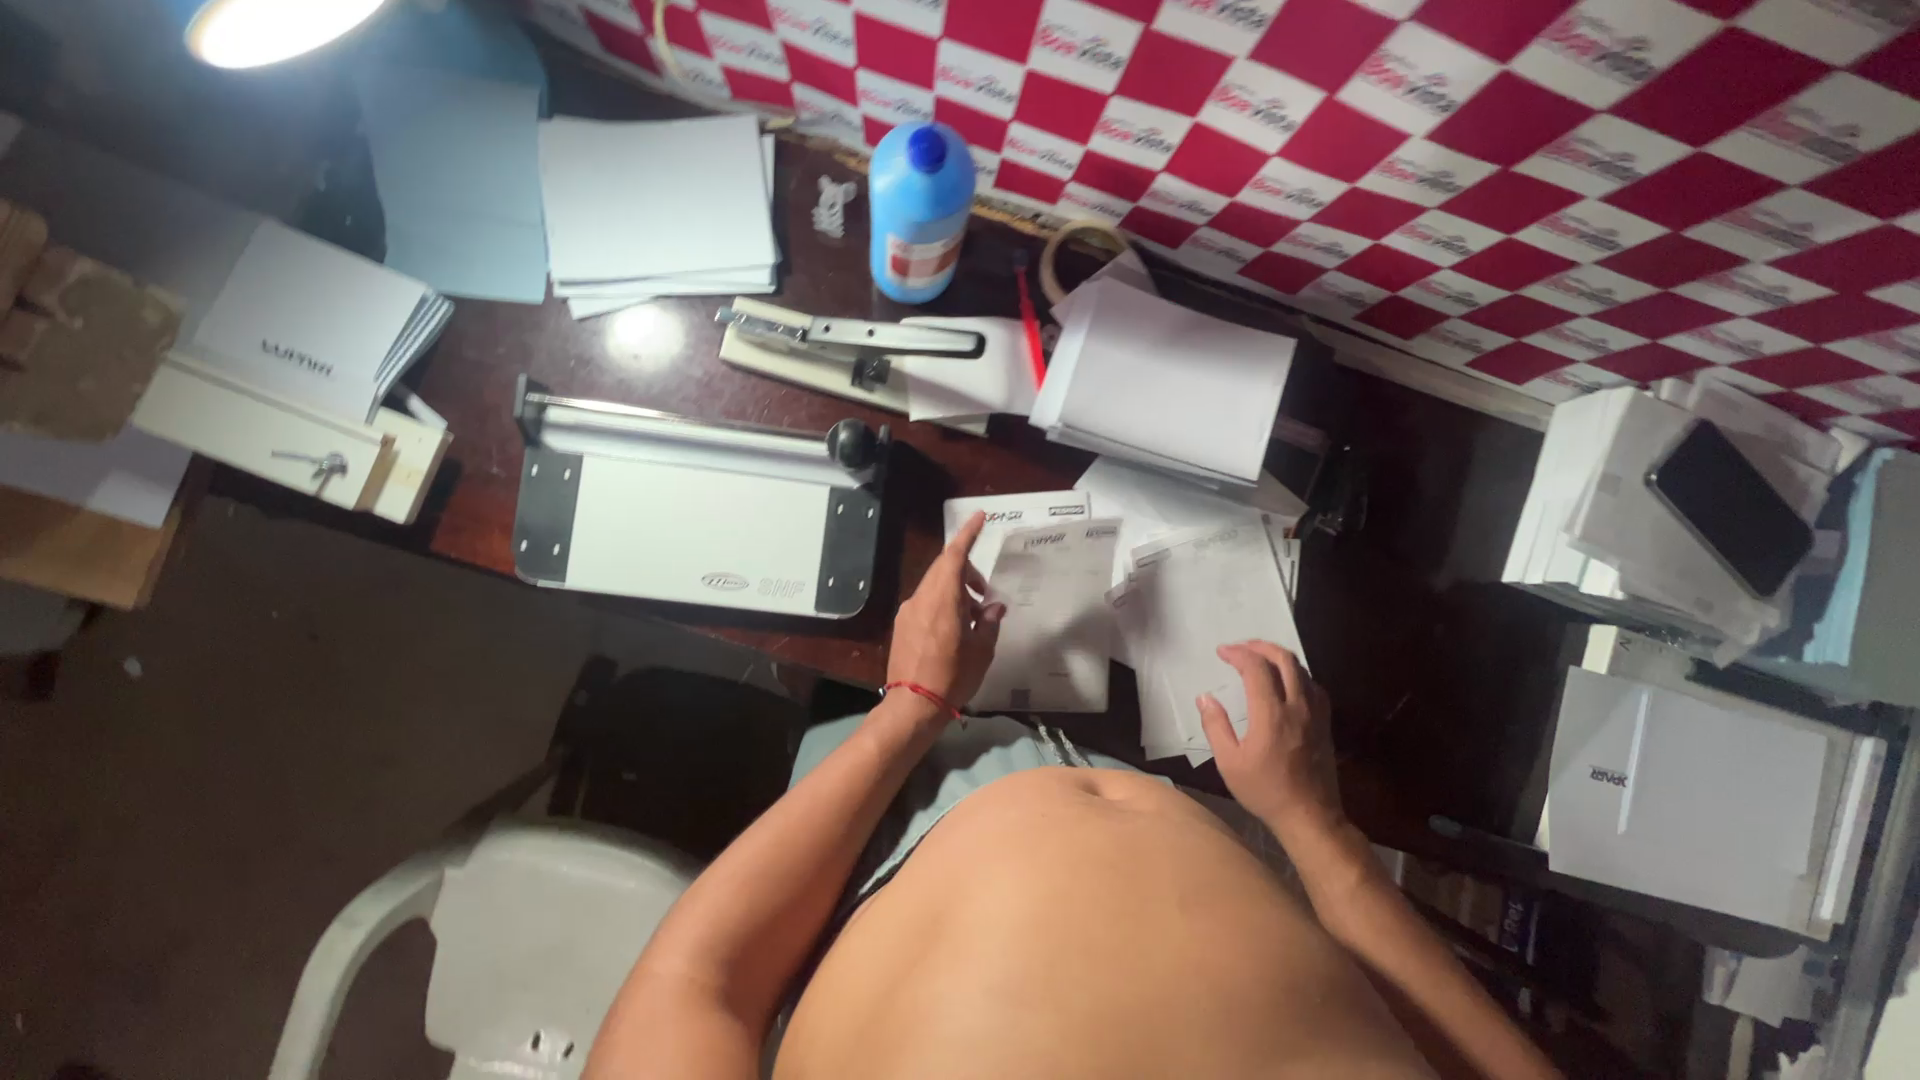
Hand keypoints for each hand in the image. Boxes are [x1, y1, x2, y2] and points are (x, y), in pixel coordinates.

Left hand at [886, 511, 1005, 712]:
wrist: (913, 705)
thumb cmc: (952, 677)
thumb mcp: (981, 651)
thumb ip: (989, 623)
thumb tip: (993, 607)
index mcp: (943, 599)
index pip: (955, 555)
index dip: (968, 534)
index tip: (980, 517)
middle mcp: (922, 598)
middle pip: (944, 569)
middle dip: (967, 572)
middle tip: (986, 592)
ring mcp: (908, 611)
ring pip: (934, 587)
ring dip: (956, 591)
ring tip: (974, 617)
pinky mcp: (902, 626)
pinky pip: (925, 603)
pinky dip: (943, 604)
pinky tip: (955, 628)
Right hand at [1198, 641, 1342, 837]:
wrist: (1309, 816)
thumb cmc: (1264, 790)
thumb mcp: (1229, 762)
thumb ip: (1216, 726)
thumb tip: (1205, 697)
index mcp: (1270, 714)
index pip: (1256, 668)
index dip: (1237, 653)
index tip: (1222, 652)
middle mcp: (1297, 706)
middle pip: (1284, 659)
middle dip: (1260, 646)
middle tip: (1241, 647)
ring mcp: (1315, 714)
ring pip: (1302, 670)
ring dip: (1280, 657)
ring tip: (1261, 658)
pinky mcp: (1325, 723)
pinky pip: (1314, 686)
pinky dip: (1297, 674)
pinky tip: (1287, 682)